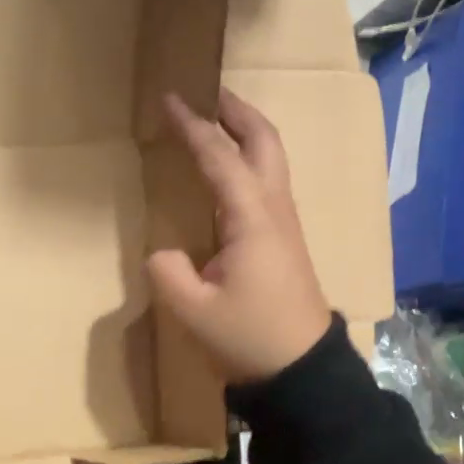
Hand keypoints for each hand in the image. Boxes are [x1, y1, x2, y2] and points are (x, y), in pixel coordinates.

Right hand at [147, 89, 331, 384]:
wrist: (302, 371)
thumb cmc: (248, 337)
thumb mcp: (192, 311)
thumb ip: (167, 273)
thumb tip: (162, 253)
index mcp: (252, 220)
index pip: (220, 159)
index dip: (193, 127)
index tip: (170, 99)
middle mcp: (274, 211)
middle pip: (265, 143)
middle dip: (237, 112)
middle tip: (208, 93)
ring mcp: (284, 225)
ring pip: (271, 160)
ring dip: (245, 133)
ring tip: (215, 122)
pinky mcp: (283, 242)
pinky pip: (266, 184)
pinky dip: (246, 160)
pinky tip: (226, 173)